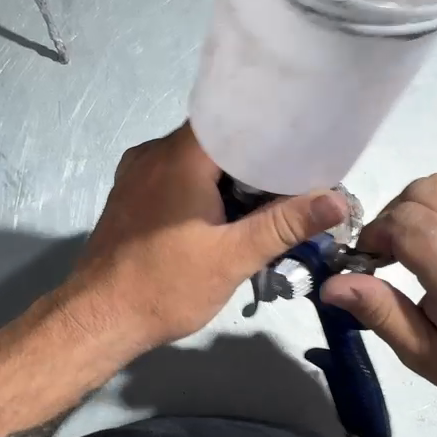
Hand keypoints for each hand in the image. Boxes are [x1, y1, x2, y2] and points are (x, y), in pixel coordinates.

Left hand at [55, 124, 345, 358]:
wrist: (98, 320)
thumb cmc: (164, 287)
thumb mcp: (233, 257)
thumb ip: (285, 225)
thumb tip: (338, 201)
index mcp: (179, 156)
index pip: (232, 116)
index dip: (272, 125)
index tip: (307, 136)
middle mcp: (154, 153)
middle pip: (217, 138)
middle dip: (258, 157)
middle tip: (299, 175)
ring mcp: (137, 174)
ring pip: (196, 160)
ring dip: (232, 176)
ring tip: (271, 197)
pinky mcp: (131, 197)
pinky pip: (177, 178)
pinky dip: (205, 188)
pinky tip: (228, 213)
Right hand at [319, 175, 436, 431]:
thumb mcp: (422, 354)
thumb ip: (378, 311)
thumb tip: (331, 284)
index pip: (406, 224)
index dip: (374, 236)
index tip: (366, 264)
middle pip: (420, 194)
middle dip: (389, 218)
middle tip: (382, 256)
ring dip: (410, 208)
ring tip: (405, 247)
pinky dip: (435, 208)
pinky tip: (433, 243)